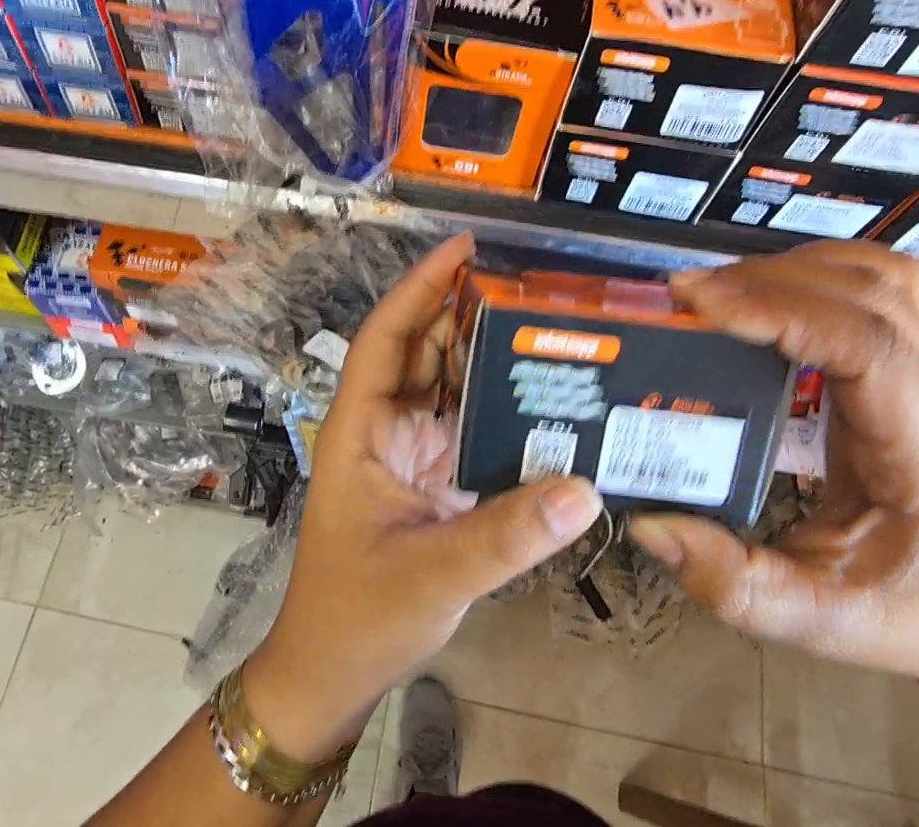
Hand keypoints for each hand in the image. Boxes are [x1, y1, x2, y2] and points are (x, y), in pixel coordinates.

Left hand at [245, 234, 604, 758]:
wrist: (334, 670)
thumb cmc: (359, 616)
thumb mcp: (433, 574)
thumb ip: (506, 535)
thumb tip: (584, 489)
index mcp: (361, 431)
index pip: (385, 339)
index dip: (419, 288)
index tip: (461, 247)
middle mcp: (384, 430)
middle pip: (423, 353)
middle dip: (465, 312)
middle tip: (532, 284)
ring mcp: (409, 455)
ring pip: (447, 387)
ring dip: (485, 355)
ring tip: (548, 324)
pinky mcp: (433, 482)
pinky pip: (468, 428)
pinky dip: (499, 407)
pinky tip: (544, 394)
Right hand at [628, 242, 918, 693]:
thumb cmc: (902, 615)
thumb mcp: (813, 621)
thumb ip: (732, 582)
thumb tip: (648, 524)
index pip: (869, 347)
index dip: (783, 312)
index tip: (698, 303)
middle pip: (876, 292)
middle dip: (772, 279)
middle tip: (684, 295)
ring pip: (886, 276)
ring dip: (797, 267)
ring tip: (720, 289)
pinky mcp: (916, 367)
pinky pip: (878, 291)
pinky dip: (817, 275)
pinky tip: (763, 296)